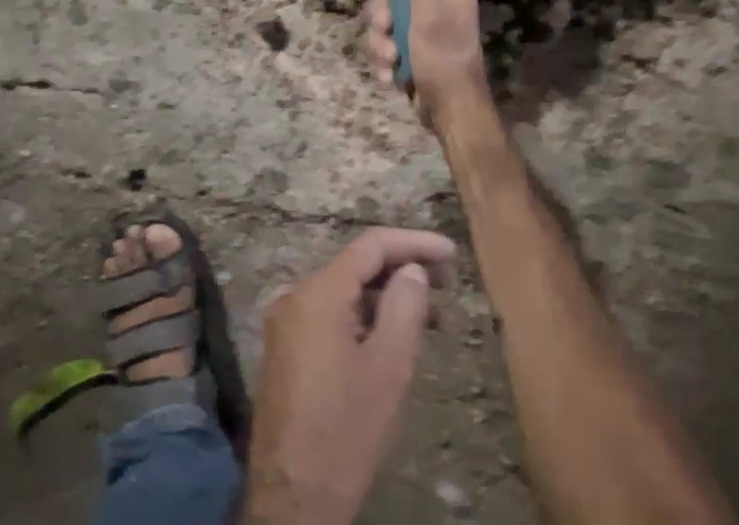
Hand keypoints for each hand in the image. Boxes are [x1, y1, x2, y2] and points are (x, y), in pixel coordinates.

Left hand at [244, 228, 457, 524]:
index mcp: (318, 294)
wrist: (294, 495)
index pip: (371, 246)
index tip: (452, 253)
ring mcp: (286, 326)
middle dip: (404, 269)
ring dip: (387, 297)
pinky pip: (331, 317)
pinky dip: (366, 317)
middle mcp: (295, 299)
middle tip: (448, 284)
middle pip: (356, 267)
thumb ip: (406, 305)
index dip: (415, 243)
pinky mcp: (287, 351)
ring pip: (345, 293)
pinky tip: (395, 337)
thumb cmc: (347, 427)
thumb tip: (412, 271)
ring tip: (433, 318)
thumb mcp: (390, 364)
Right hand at [365, 0, 490, 127]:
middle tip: (386, 30)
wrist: (450, 109)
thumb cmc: (441, 57)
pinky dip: (385, 63)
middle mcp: (438, 9)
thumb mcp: (427, 13)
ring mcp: (424, 35)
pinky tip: (391, 76)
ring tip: (390, 60)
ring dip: (380, 44)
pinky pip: (388, 49)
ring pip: (386, 26)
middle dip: (383, 16)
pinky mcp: (413, 56)